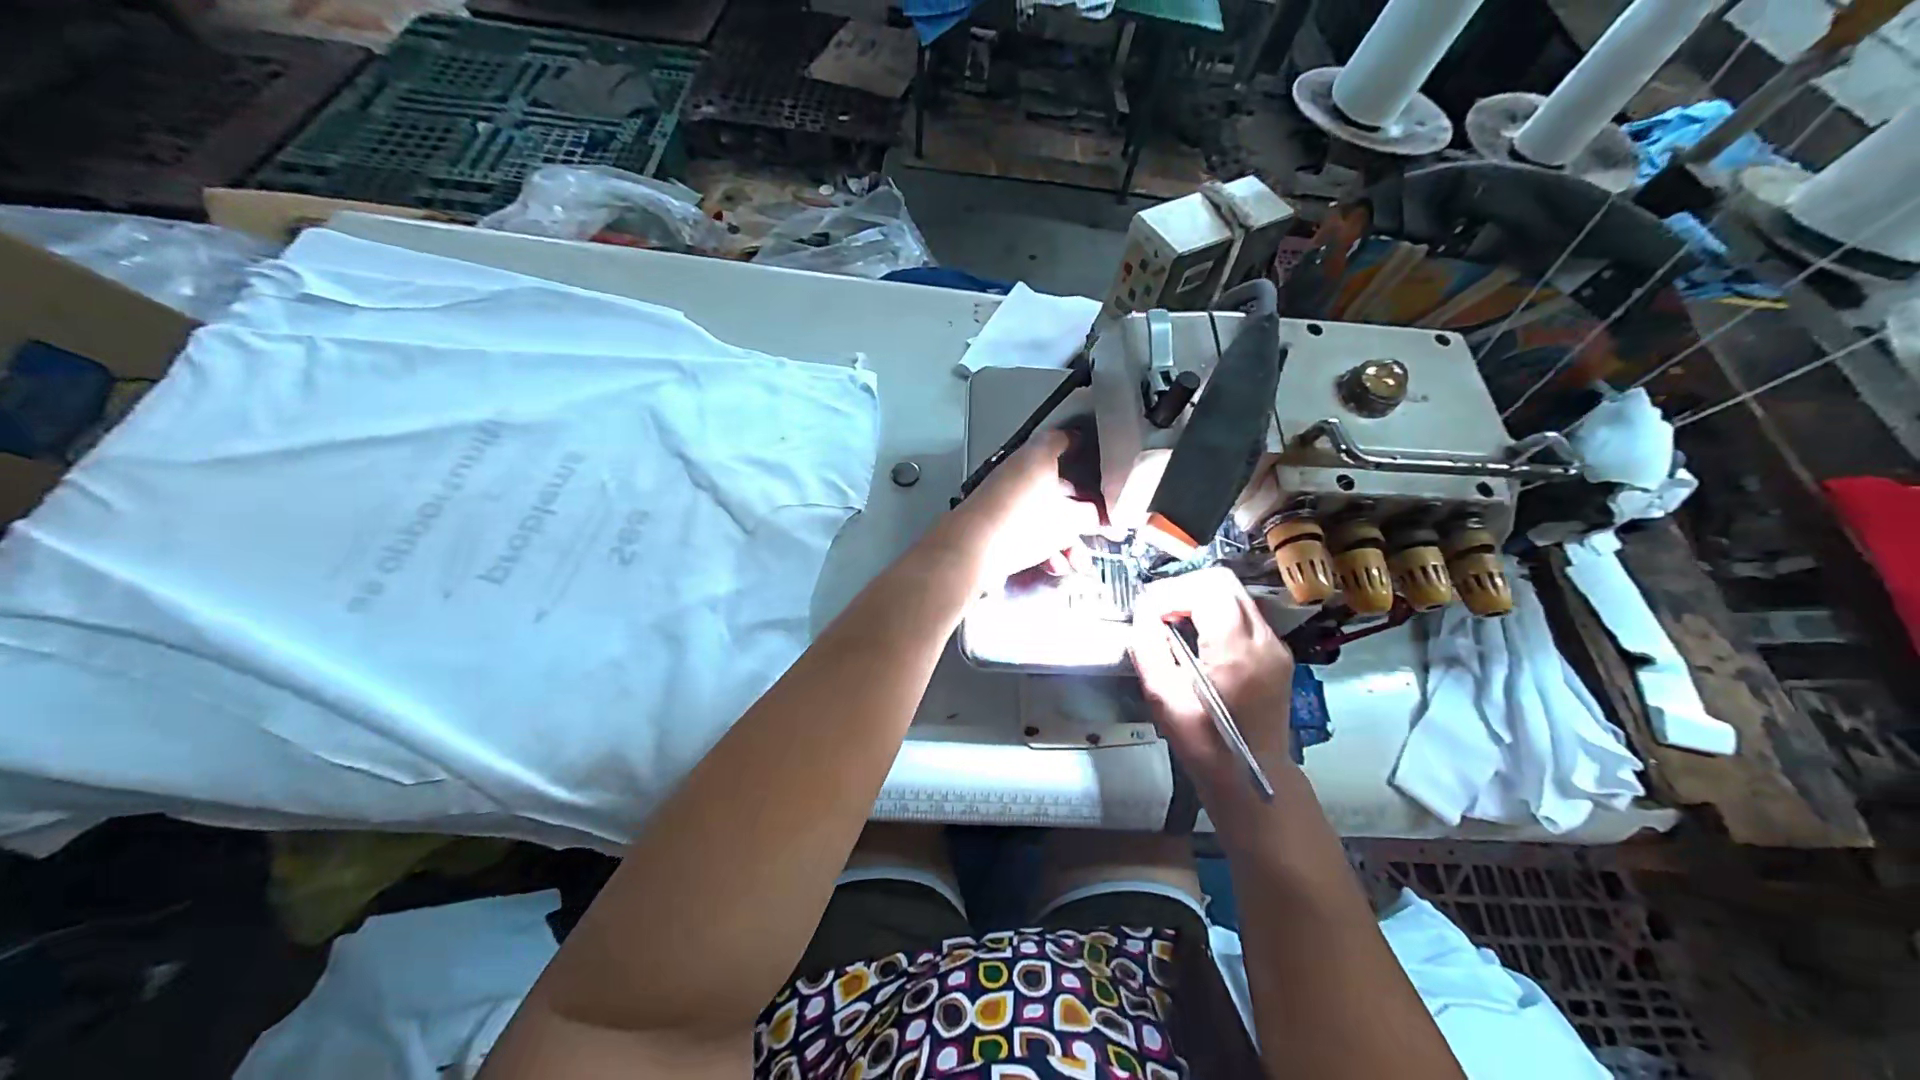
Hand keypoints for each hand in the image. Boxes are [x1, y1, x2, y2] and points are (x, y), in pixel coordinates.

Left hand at [958, 431, 1101, 586]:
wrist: (971, 548)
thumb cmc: (1020, 523)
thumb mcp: (1070, 520)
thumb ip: (1091, 516)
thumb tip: (1097, 517)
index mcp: (1038, 456)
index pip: (1064, 440)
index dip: (1082, 447)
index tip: (1094, 456)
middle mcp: (1018, 470)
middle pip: (1056, 483)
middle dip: (1079, 510)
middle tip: (1096, 527)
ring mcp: (1004, 496)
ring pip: (1041, 511)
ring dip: (1063, 537)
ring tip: (1076, 559)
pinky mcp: (993, 521)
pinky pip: (1024, 527)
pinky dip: (1041, 544)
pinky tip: (1052, 563)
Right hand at [1129, 567, 1295, 792]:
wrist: (1252, 781)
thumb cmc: (1205, 745)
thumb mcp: (1164, 699)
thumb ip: (1149, 648)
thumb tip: (1143, 615)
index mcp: (1237, 650)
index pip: (1205, 589)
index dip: (1169, 594)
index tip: (1147, 615)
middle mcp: (1264, 639)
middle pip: (1223, 582)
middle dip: (1184, 589)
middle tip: (1158, 614)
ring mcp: (1275, 645)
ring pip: (1234, 594)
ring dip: (1199, 599)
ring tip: (1173, 625)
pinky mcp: (1275, 653)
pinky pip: (1242, 613)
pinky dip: (1215, 613)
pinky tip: (1197, 639)